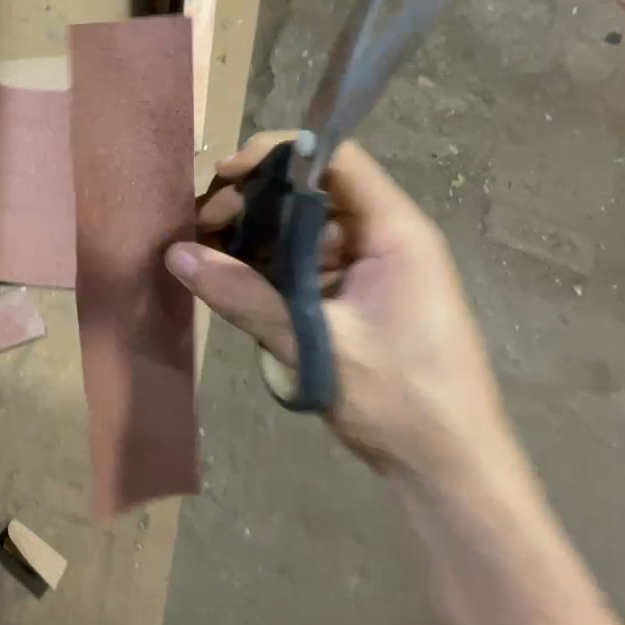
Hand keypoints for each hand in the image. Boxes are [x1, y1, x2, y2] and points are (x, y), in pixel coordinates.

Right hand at [165, 133, 513, 481]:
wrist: (448, 470)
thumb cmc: (402, 400)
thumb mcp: (315, 344)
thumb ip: (244, 296)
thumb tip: (175, 254)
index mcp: (393, 235)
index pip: (335, 160)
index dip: (278, 155)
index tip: (224, 177)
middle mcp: (379, 238)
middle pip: (305, 189)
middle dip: (247, 199)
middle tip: (199, 227)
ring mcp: (363, 267)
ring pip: (294, 225)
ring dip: (246, 232)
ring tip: (201, 253)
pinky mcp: (346, 294)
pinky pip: (295, 259)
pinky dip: (257, 262)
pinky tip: (222, 277)